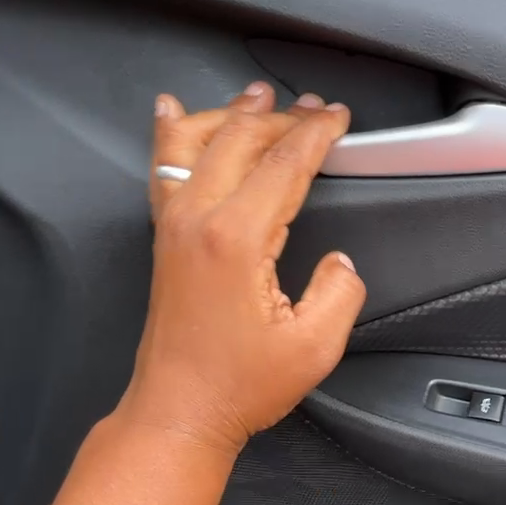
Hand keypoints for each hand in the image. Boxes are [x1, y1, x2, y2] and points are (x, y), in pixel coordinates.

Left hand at [115, 82, 365, 454]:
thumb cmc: (239, 385)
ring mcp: (174, 226)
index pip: (284, 165)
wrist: (180, 409)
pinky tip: (174, 113)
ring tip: (259, 95)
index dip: (317, 135)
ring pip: (199, 141)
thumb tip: (341, 262)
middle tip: (314, 106)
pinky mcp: (165, 239)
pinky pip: (165, 165)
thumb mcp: (315, 347)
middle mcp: (198, 220)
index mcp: (236, 239)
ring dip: (234, 113)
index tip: (337, 118)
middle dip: (283, 117)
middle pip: (242, 140)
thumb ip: (340, 292)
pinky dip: (174, 132)